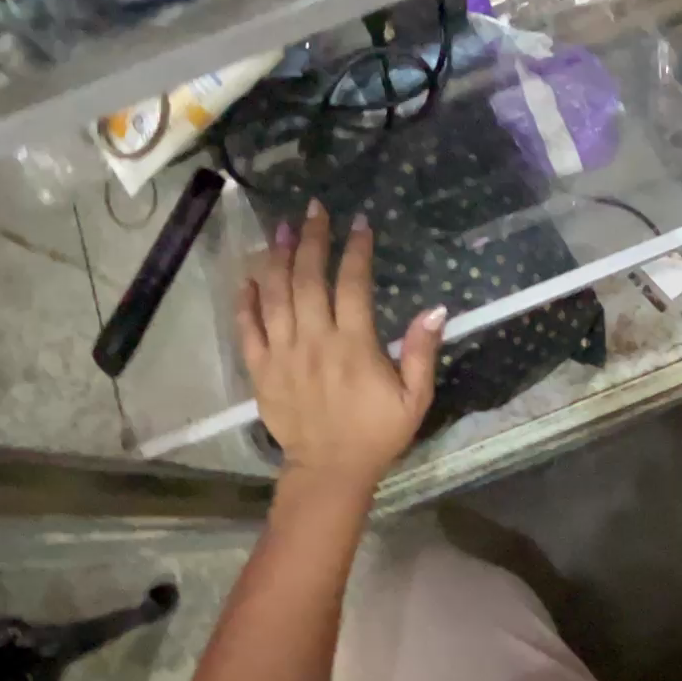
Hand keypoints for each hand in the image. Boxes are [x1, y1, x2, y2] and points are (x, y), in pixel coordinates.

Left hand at [235, 199, 443, 491]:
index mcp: (353, 346)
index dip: (356, 250)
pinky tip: (249, 276)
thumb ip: (422, 353)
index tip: (360, 223)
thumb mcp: (415, 398)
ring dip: (276, 258)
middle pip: (307, 278)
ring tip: (280, 229)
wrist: (330, 470)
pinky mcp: (260, 370)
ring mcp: (282, 354)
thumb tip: (435, 309)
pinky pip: (248, 328)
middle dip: (310, 239)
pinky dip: (246, 300)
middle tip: (313, 210)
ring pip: (274, 295)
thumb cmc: (377, 433)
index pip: (352, 284)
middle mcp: (314, 341)